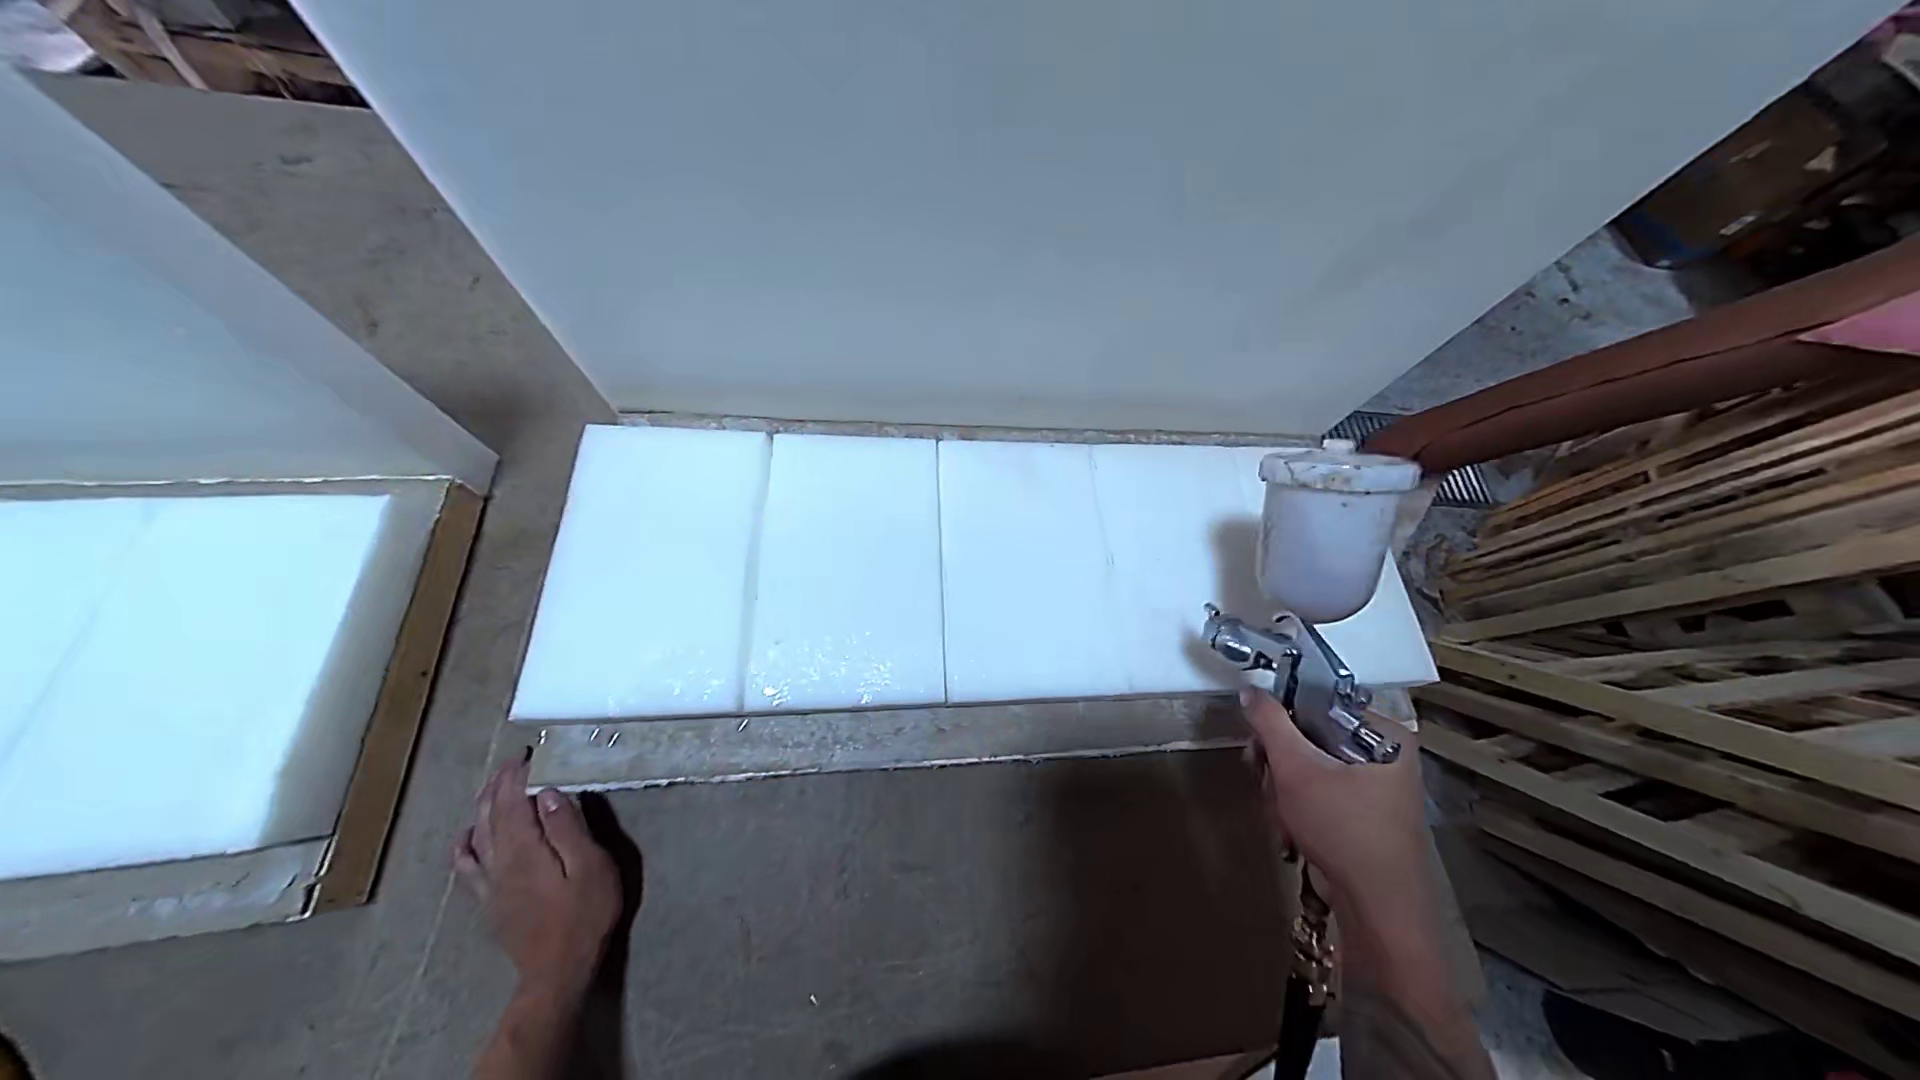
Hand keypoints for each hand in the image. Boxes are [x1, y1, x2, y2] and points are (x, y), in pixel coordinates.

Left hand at [455, 756, 622, 995]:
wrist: (557, 971)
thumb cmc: (584, 914)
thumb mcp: (590, 866)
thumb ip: (568, 828)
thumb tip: (549, 793)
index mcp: (524, 850)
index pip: (514, 802)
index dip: (519, 775)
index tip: (529, 753)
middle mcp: (499, 862)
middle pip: (492, 814)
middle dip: (500, 783)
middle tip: (514, 761)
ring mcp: (489, 883)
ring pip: (477, 834)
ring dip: (484, 805)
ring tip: (494, 784)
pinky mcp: (488, 900)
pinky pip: (466, 865)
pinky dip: (465, 843)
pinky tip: (468, 834)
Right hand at [1240, 689, 1429, 923]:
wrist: (1377, 909)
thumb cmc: (1343, 828)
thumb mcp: (1297, 767)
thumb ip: (1270, 722)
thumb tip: (1251, 690)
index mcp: (1385, 735)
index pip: (1321, 704)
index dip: (1284, 718)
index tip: (1261, 740)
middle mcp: (1385, 756)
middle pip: (1310, 738)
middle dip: (1280, 764)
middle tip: (1268, 780)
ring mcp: (1375, 789)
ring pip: (1308, 768)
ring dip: (1283, 790)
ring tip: (1282, 815)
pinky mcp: (1362, 816)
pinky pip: (1317, 793)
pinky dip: (1297, 808)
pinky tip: (1291, 830)